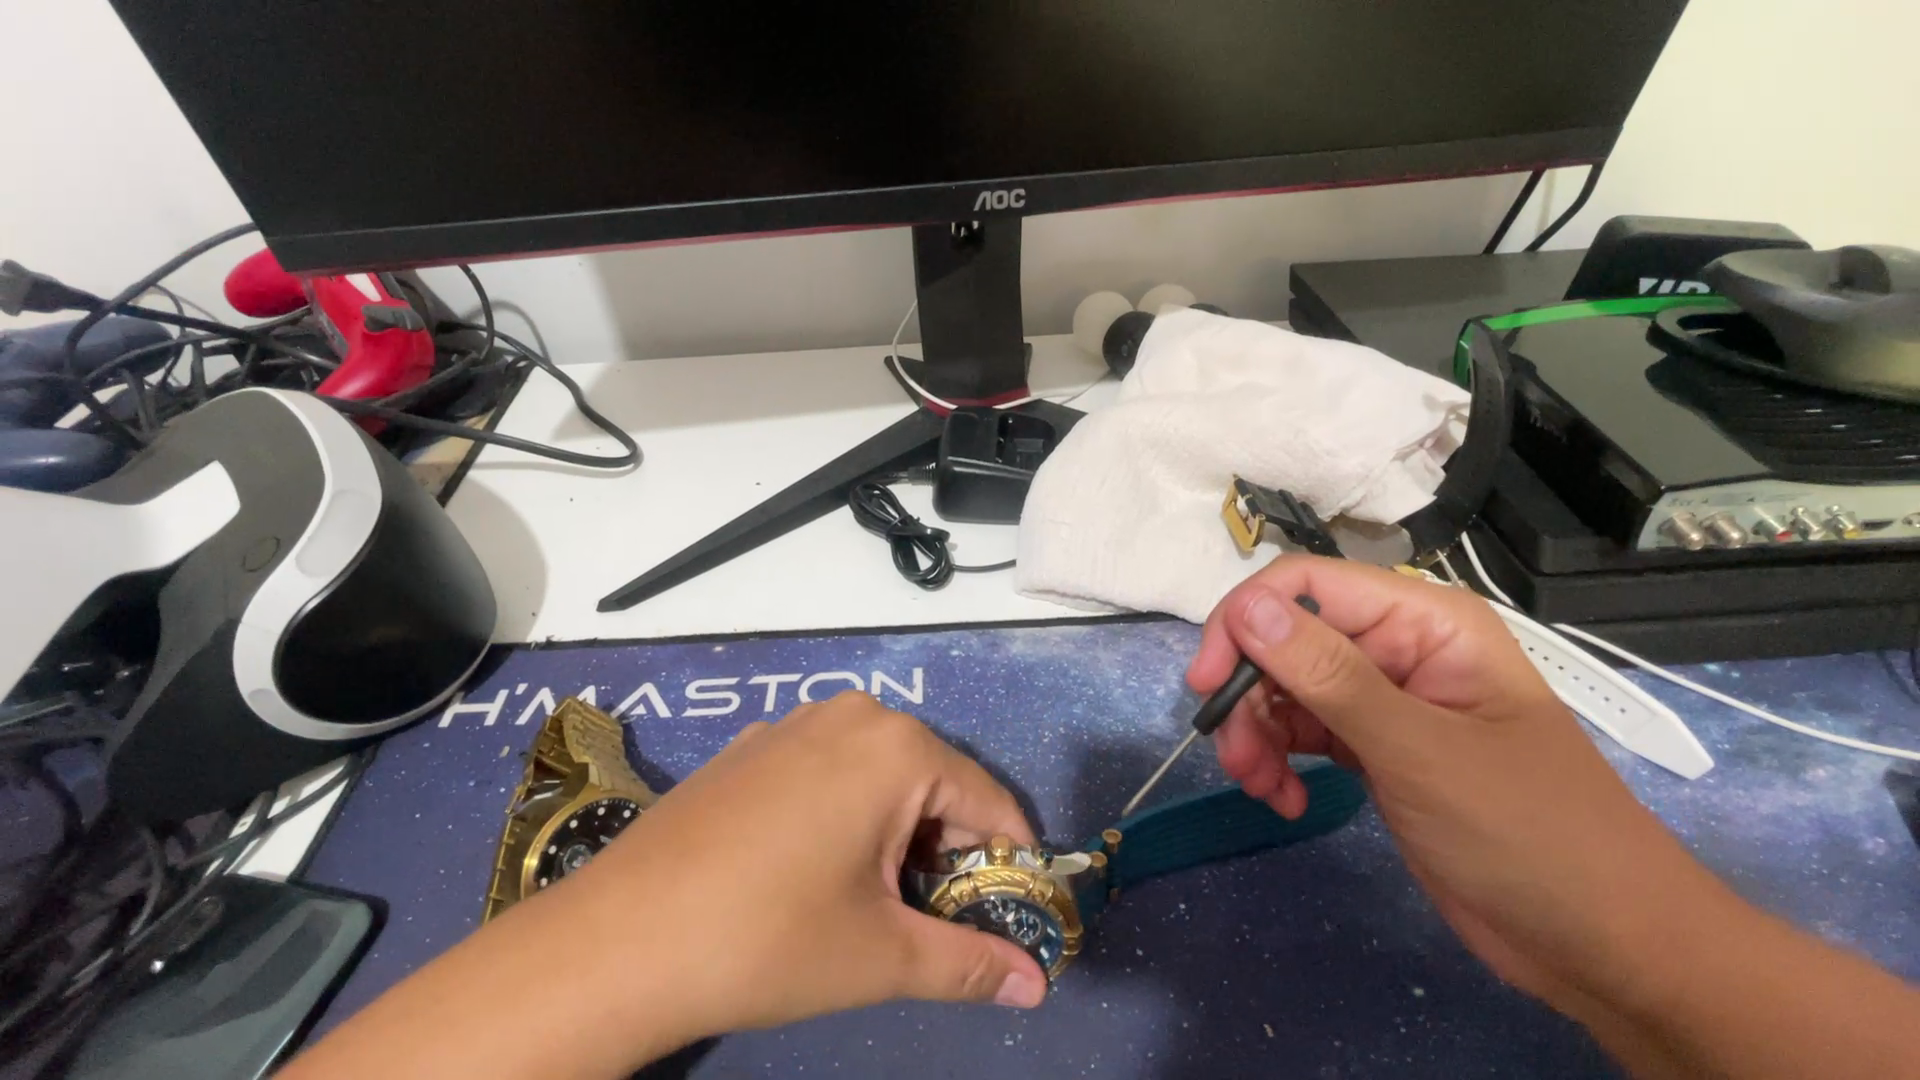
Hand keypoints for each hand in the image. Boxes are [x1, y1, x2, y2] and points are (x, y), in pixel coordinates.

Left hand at [581, 690, 1049, 1038]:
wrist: (617, 941)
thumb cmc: (767, 940)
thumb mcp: (881, 956)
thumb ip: (970, 964)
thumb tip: (1036, 985)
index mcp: (896, 748)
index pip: (988, 803)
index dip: (1008, 864)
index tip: (1011, 917)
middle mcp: (852, 715)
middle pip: (935, 784)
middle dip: (945, 852)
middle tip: (926, 919)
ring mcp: (794, 723)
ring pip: (880, 776)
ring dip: (894, 835)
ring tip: (866, 900)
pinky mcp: (753, 746)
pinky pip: (828, 771)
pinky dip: (844, 814)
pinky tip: (808, 869)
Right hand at [1187, 556, 1738, 1012]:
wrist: (1601, 944)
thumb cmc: (1527, 832)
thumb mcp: (1418, 750)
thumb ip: (1329, 675)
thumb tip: (1247, 608)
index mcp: (1424, 623)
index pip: (1306, 585)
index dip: (1246, 621)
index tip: (1207, 682)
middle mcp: (1398, 648)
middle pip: (1286, 641)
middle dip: (1249, 695)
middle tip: (1233, 755)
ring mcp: (1384, 701)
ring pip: (1284, 690)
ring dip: (1257, 735)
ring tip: (1261, 788)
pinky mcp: (1373, 748)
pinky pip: (1301, 733)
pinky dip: (1279, 762)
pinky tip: (1286, 799)